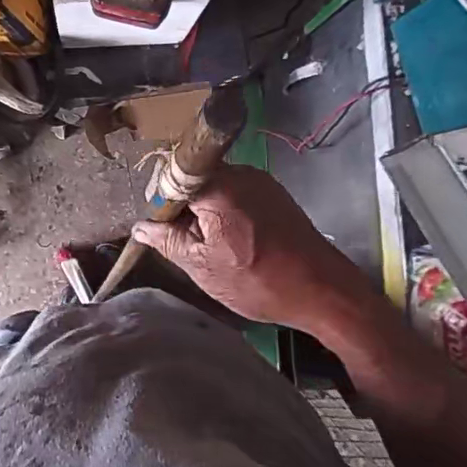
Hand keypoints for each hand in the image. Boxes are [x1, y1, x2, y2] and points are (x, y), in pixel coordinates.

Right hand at [131, 166, 388, 341]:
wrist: (325, 293)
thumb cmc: (260, 281)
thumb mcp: (202, 267)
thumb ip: (167, 240)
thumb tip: (141, 227)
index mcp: (219, 186)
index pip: (171, 177)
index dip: (160, 202)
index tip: (160, 228)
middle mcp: (241, 173)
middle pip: (193, 178)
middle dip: (182, 207)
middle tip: (183, 241)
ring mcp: (260, 181)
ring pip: (213, 187)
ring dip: (203, 211)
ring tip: (209, 246)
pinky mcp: (274, 194)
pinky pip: (235, 194)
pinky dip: (224, 213)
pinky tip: (231, 242)